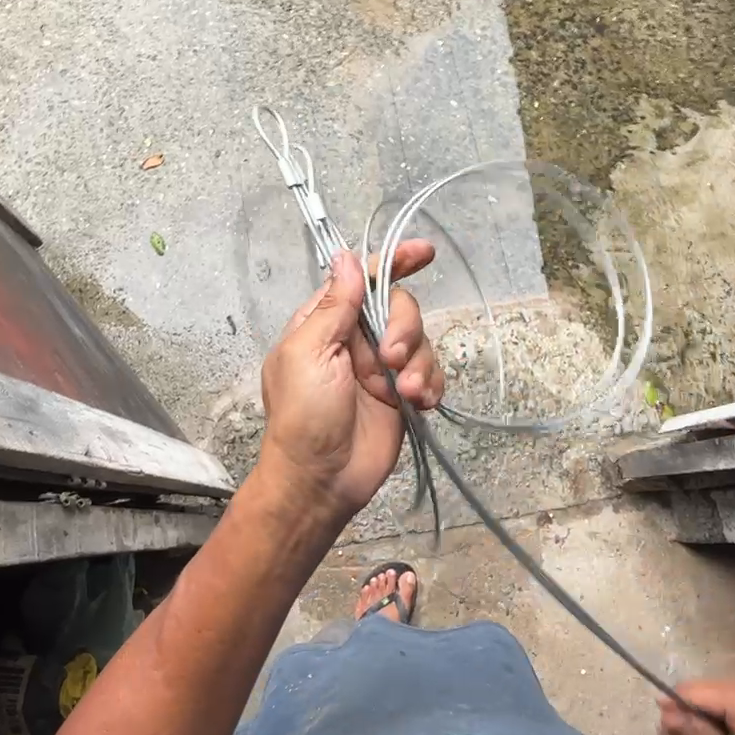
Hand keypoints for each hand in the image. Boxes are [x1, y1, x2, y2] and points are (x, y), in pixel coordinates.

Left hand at [257, 243, 443, 523]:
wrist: (320, 480)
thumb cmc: (302, 416)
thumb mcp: (308, 353)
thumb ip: (333, 306)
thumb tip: (346, 258)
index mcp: (323, 324)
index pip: (361, 280)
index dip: (392, 262)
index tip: (423, 254)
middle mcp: (354, 341)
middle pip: (398, 307)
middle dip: (404, 327)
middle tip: (391, 359)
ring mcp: (380, 369)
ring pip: (419, 340)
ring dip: (419, 363)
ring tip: (405, 392)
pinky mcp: (402, 395)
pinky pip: (431, 374)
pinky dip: (431, 384)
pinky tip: (421, 402)